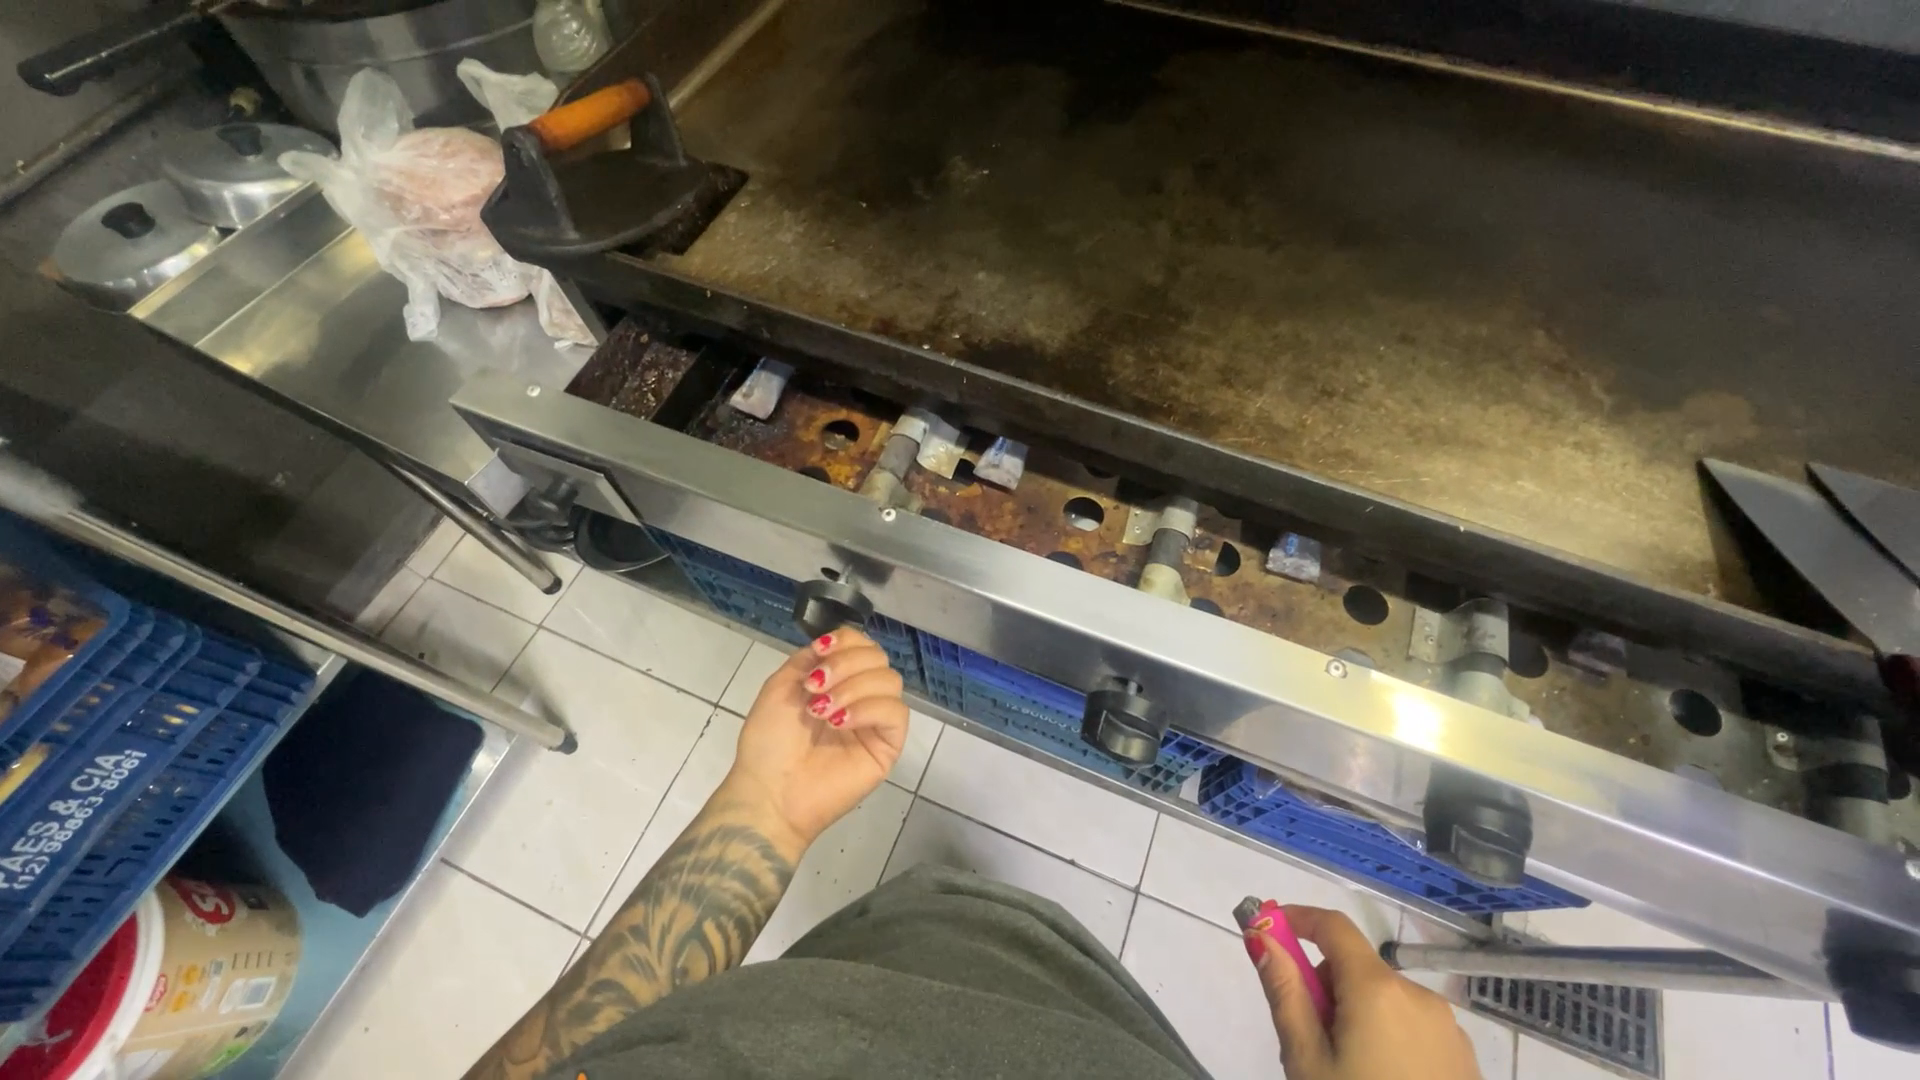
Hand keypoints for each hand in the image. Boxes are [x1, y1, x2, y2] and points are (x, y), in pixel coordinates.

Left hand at [721, 628, 910, 848]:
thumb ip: (808, 659)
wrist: (769, 791)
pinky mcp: (888, 746)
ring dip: (853, 687)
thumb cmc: (768, 742)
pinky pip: (896, 713)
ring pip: (890, 680)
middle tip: (816, 688)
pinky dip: (868, 708)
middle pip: (878, 657)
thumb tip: (832, 644)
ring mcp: (875, 721)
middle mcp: (860, 696)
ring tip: (822, 711)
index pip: (861, 645)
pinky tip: (840, 721)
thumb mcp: (780, 687)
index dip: (845, 641)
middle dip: (846, 664)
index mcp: (837, 681)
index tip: (820, 653)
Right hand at [1247, 905, 1480, 1079]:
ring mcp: (1449, 1032)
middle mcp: (1419, 998)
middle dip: (1324, 986)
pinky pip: (1412, 1029)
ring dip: (1355, 1015)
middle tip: (1306, 1038)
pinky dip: (1386, 1038)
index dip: (1297, 918)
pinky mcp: (1465, 1064)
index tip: (1268, 930)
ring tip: (1343, 1074)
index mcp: (1378, 990)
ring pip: (1383, 1000)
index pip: (1333, 927)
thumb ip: (1283, 990)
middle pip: (1357, 967)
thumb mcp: (1306, 1060)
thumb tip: (1262, 936)